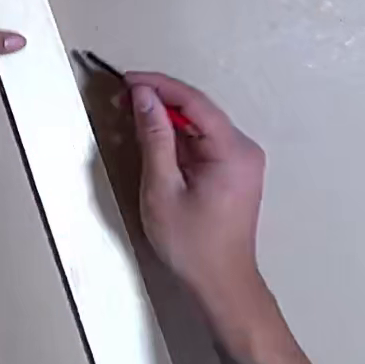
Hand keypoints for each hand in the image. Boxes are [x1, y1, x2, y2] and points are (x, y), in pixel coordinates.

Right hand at [124, 71, 269, 320]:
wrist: (221, 283)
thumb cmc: (191, 242)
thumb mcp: (162, 188)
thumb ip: (154, 137)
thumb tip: (143, 96)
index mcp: (232, 150)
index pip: (193, 101)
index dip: (158, 85)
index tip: (126, 80)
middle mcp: (243, 147)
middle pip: (197, 108)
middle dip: (159, 99)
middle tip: (122, 98)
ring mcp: (240, 158)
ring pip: (197, 122)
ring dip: (164, 116)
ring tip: (130, 114)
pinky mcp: (232, 168)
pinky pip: (201, 139)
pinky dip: (175, 135)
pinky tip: (151, 136)